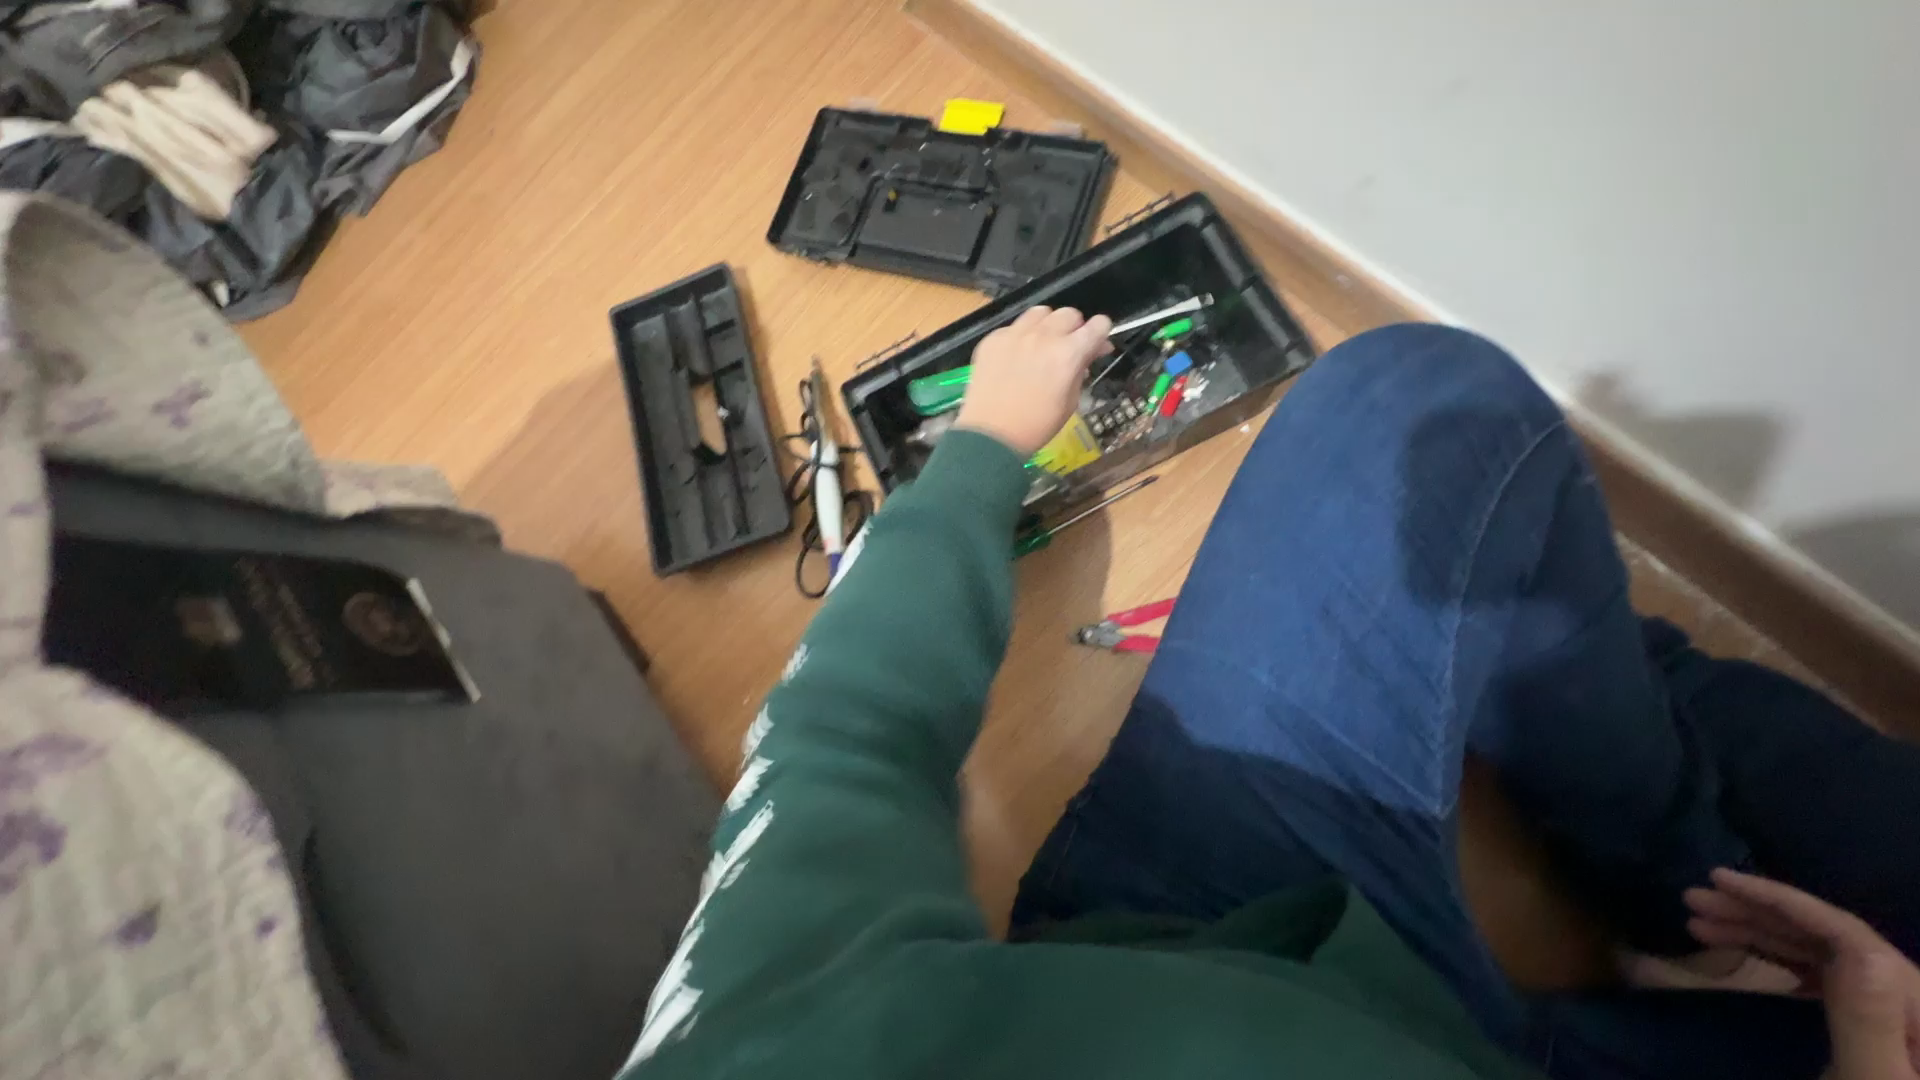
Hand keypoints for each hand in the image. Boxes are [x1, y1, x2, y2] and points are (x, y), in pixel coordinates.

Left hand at [955, 305, 1112, 456]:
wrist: (991, 435)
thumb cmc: (1037, 425)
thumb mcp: (1070, 402)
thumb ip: (1081, 370)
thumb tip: (1090, 352)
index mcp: (1069, 353)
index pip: (1098, 325)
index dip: (1100, 333)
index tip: (1095, 344)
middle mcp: (1043, 336)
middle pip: (1069, 314)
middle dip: (1074, 328)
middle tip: (1068, 348)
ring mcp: (1015, 334)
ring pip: (1040, 312)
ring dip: (1047, 325)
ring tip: (1042, 344)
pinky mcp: (993, 339)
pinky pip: (1013, 326)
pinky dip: (1021, 336)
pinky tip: (1016, 357)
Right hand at [1685, 868, 1919, 1078]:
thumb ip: (1868, 1019)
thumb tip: (1857, 948)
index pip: (1850, 935)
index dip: (1783, 899)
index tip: (1718, 879)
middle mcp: (1918, 1002)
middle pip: (1834, 939)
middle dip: (1758, 914)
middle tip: (1691, 901)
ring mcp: (1901, 1017)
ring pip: (1824, 954)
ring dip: (1760, 932)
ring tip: (1699, 924)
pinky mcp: (1881, 1029)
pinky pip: (1827, 977)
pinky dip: (1780, 958)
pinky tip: (1745, 953)